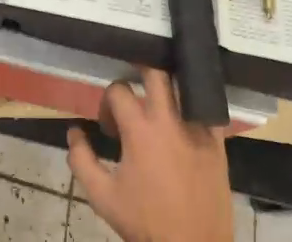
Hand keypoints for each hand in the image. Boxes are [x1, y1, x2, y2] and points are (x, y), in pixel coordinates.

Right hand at [66, 69, 232, 241]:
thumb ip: (81, 159)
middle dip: (140, 69)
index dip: (107, 102)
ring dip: (168, 87)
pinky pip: (208, 111)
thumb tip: (74, 131)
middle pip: (156, 72)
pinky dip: (194, 107)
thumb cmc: (145, 222)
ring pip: (184, 87)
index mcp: (140, 130)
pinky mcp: (218, 143)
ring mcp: (197, 130)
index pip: (119, 90)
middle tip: (132, 82)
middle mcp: (170, 121)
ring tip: (158, 97)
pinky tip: (185, 118)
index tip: (108, 126)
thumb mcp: (102, 196)